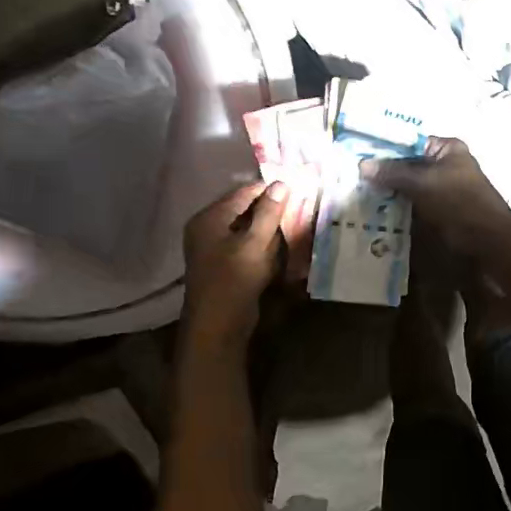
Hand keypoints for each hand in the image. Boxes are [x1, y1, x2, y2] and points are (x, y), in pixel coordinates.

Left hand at [183, 181, 289, 339]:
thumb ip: (268, 212)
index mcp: (209, 218)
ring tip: (297, 222)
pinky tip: (283, 245)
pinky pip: (248, 245)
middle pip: (245, 209)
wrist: (218, 326)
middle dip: (272, 208)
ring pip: (249, 228)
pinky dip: (265, 243)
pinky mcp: (226, 265)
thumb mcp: (254, 243)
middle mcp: (209, 228)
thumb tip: (281, 184)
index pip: (243, 193)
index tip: (297, 187)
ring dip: (271, 227)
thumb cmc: (234, 279)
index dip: (269, 189)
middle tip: (301, 205)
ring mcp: (216, 248)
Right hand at [362, 137, 510, 253]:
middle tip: (350, 174)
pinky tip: (374, 209)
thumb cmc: (460, 203)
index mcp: (447, 149)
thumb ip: (393, 173)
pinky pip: (412, 203)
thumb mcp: (424, 183)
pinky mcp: (438, 210)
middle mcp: (445, 165)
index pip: (409, 140)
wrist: (489, 242)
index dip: (384, 146)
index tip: (356, 151)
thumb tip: (362, 165)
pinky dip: (396, 206)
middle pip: (407, 163)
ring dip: (387, 190)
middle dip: (382, 170)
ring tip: (356, 191)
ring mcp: (441, 189)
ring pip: (408, 185)